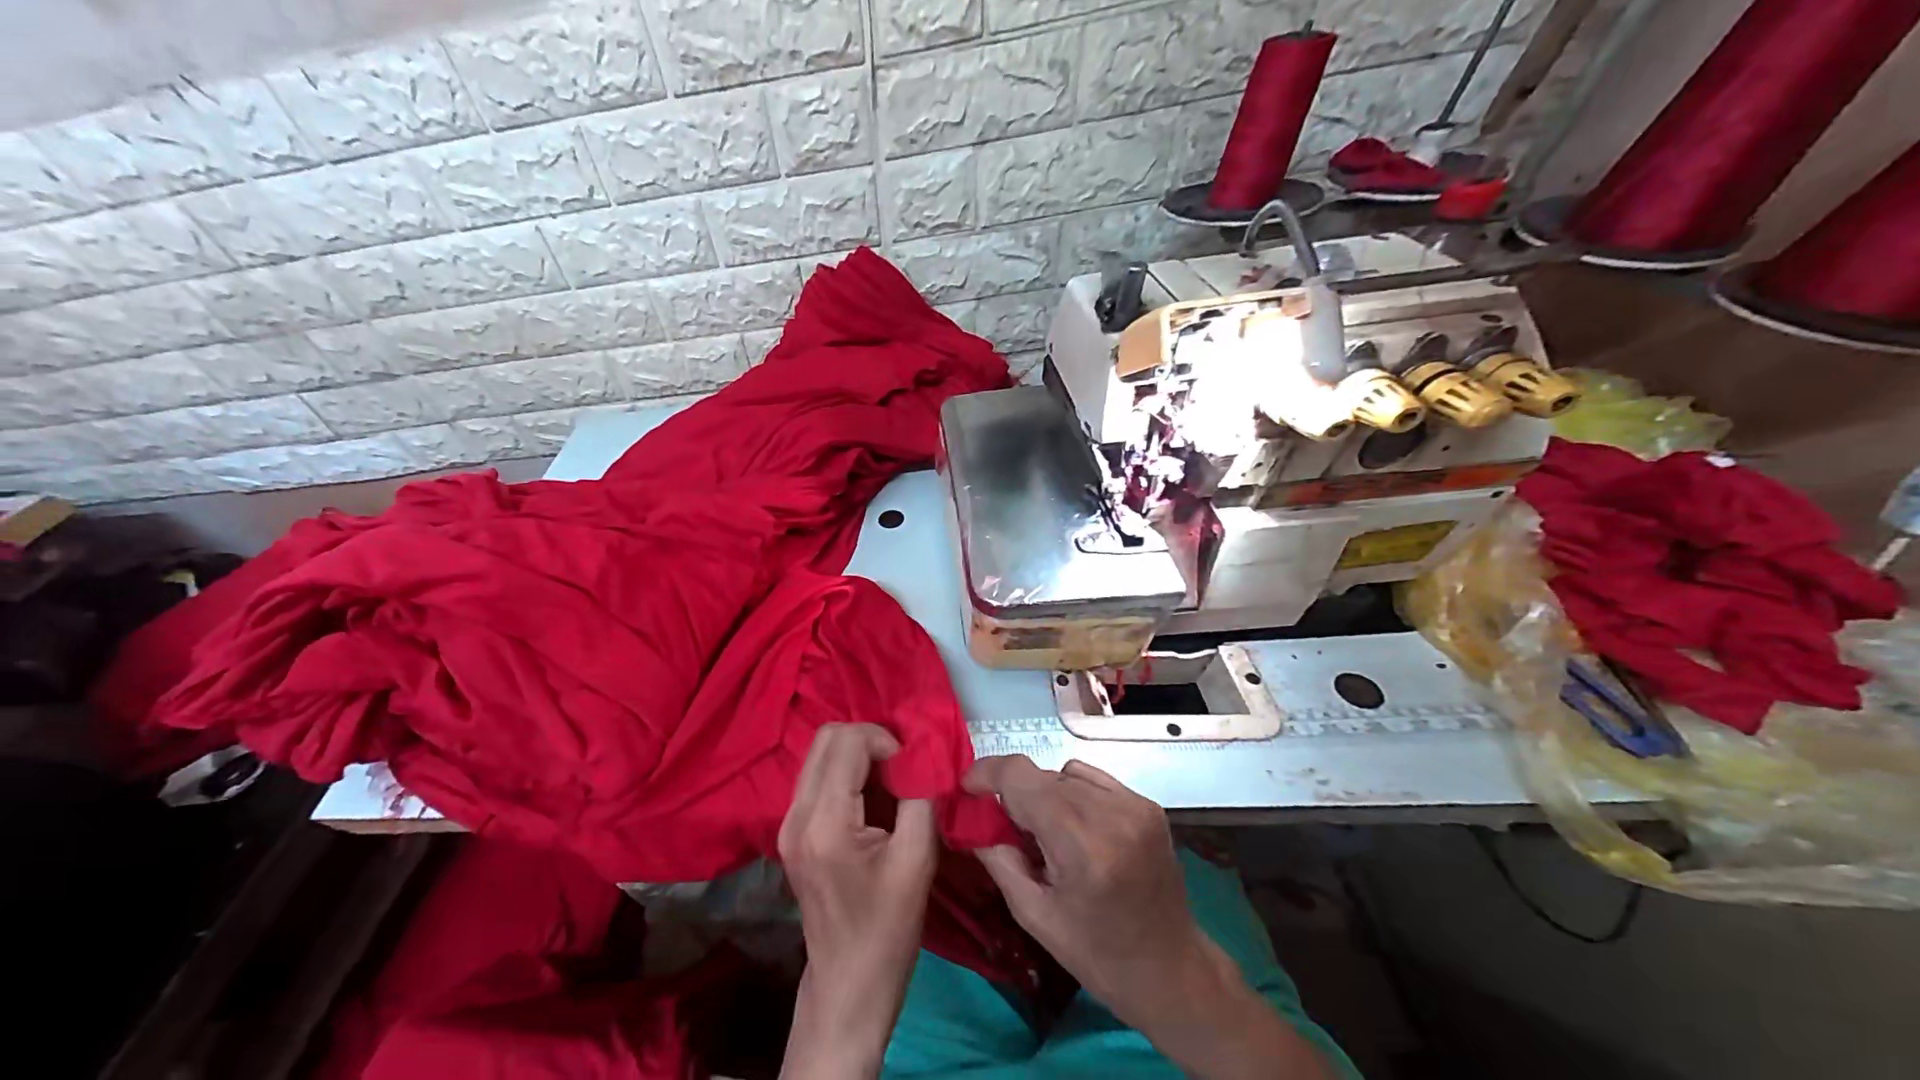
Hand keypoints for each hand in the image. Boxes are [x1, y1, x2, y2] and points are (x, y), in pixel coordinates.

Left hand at [778, 724, 936, 1079]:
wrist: (848, 985)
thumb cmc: (888, 928)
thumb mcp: (918, 858)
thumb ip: (920, 795)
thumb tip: (922, 755)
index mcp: (825, 821)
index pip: (849, 741)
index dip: (886, 742)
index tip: (912, 772)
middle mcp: (796, 814)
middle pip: (827, 737)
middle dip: (870, 742)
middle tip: (901, 772)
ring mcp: (787, 823)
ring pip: (820, 754)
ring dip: (858, 757)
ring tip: (889, 788)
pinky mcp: (791, 831)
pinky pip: (818, 777)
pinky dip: (847, 775)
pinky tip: (871, 804)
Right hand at [966, 756, 1335, 1079]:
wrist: (1170, 968)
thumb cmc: (1096, 954)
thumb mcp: (1034, 915)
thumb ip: (998, 857)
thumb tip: (970, 818)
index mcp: (1082, 845)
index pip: (1022, 777)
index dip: (987, 773)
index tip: (967, 788)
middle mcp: (1112, 814)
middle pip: (1042, 775)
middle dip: (1014, 793)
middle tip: (1004, 826)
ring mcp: (1135, 805)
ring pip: (1066, 773)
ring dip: (1045, 793)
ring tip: (1046, 833)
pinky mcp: (1148, 805)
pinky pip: (1093, 779)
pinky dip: (1074, 792)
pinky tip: (1076, 826)